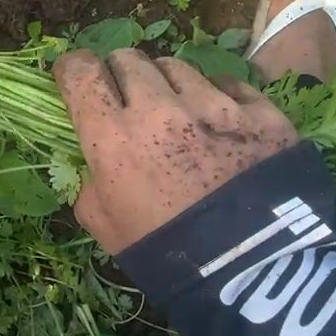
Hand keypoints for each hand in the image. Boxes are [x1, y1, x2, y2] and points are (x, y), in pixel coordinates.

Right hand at [54, 49, 298, 253]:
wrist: (254, 277)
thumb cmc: (163, 252)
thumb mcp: (103, 222)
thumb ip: (89, 181)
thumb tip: (94, 162)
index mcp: (113, 135)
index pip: (80, 71)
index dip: (72, 69)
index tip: (75, 79)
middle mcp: (159, 109)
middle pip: (128, 59)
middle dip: (120, 73)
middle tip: (128, 97)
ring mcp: (216, 107)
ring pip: (177, 66)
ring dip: (168, 83)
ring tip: (179, 110)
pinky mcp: (263, 116)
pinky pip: (231, 85)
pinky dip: (219, 97)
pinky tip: (221, 122)